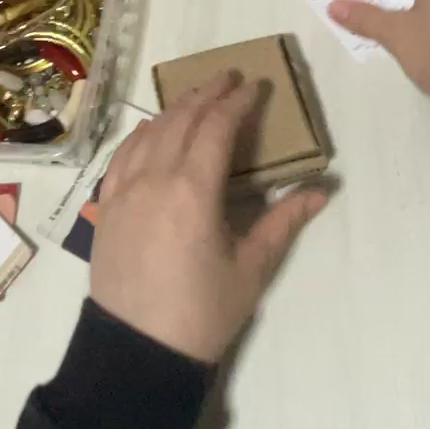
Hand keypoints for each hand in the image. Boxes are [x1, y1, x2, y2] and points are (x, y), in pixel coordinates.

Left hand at [90, 71, 328, 362]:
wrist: (136, 351)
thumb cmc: (201, 312)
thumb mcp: (251, 269)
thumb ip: (285, 221)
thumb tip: (323, 189)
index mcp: (193, 190)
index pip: (217, 127)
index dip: (238, 101)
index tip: (256, 86)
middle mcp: (155, 178)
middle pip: (182, 118)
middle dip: (208, 92)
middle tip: (229, 77)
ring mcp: (124, 189)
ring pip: (150, 130)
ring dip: (176, 107)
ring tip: (197, 95)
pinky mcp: (107, 205)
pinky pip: (123, 153)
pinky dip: (142, 132)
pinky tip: (152, 128)